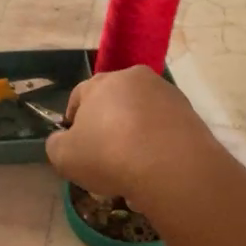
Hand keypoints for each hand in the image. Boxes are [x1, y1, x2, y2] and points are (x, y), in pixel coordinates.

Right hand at [44, 65, 222, 203]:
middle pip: (113, 101)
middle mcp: (134, 79)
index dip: (73, 119)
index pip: (79, 95)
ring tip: (132, 164)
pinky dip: (157, 141)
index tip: (75, 142)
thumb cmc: (108, 155)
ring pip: (141, 113)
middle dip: (107, 123)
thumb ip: (56, 144)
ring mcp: (166, 93)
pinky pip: (164, 126)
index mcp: (100, 83)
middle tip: (104, 153)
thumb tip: (61, 139)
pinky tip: (154, 166)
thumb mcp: (64, 157)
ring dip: (134, 131)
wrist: (171, 166)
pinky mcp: (190, 112)